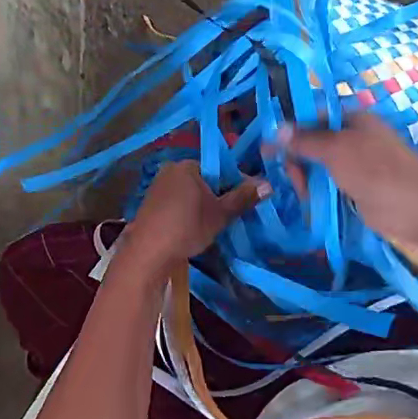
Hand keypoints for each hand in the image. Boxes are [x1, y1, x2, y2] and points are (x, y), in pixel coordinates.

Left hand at [117, 161, 268, 270]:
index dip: (236, 184)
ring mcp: (158, 186)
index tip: (245, 201)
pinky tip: (193, 227)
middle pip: (205, 179)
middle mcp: (170, 169)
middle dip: (219, 195)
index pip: (219, 168)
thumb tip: (268, 184)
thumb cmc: (187, 227)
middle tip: (230, 215)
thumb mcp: (220, 214)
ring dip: (204, 204)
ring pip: (191, 192)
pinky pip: (178, 201)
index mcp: (187, 165)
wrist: (148, 253)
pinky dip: (188, 211)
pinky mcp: (151, 203)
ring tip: (214, 224)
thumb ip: (243, 197)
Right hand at [277, 115, 417, 240]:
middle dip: (299, 160)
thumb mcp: (335, 149)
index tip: (270, 147)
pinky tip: (311, 203)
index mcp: (353, 120)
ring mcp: (356, 166)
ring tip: (304, 194)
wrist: (414, 207)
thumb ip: (305, 140)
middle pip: (314, 145)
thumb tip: (278, 129)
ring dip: (307, 180)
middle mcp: (354, 140)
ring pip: (320, 168)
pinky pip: (330, 187)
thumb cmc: (375, 169)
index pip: (315, 118)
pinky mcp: (357, 190)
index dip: (291, 130)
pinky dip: (319, 194)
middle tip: (294, 178)